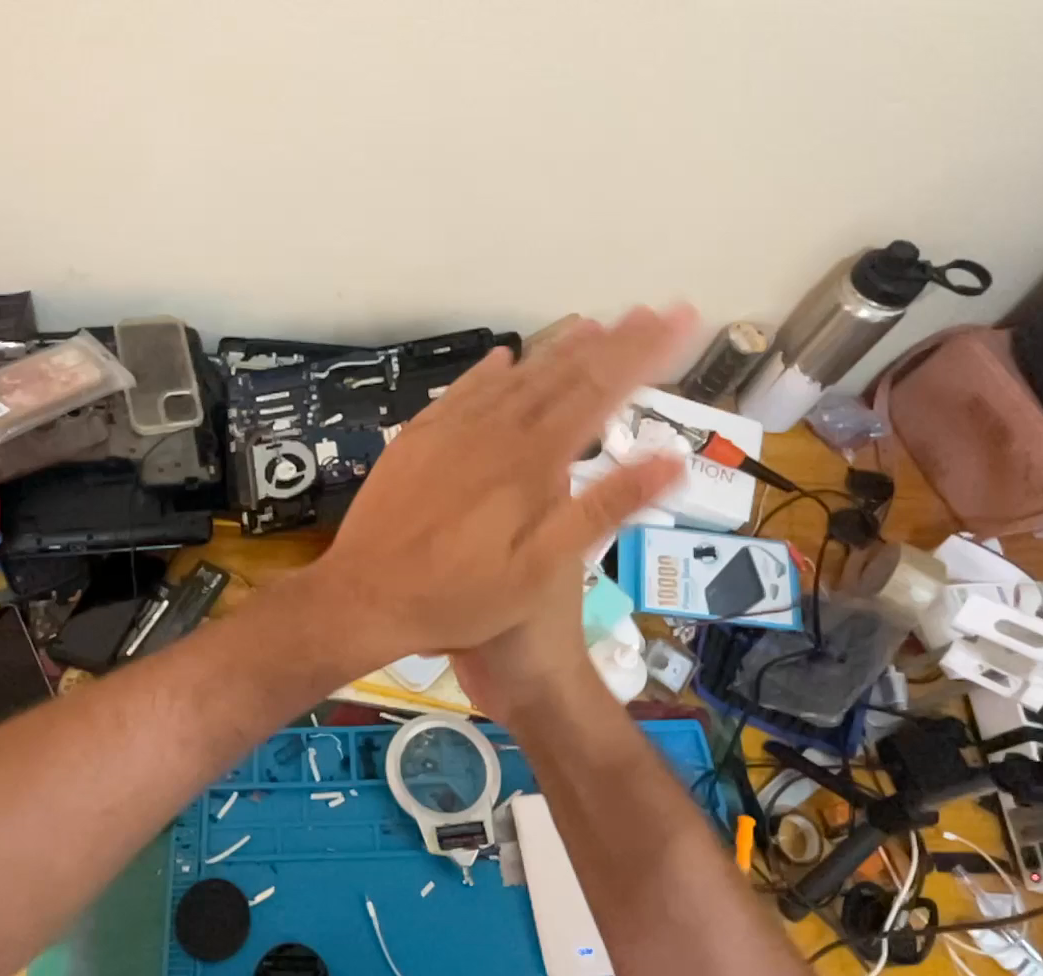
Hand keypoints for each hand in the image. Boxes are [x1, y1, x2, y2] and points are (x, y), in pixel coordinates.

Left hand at [308, 306, 691, 669]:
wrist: (362, 597)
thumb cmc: (455, 598)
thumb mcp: (538, 571)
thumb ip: (600, 511)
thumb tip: (669, 461)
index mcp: (529, 462)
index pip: (598, 392)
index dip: (643, 355)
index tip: (680, 321)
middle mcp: (491, 432)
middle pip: (560, 374)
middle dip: (611, 343)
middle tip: (651, 311)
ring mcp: (448, 432)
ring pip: (512, 377)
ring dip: (555, 350)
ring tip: (592, 324)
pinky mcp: (415, 441)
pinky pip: (460, 392)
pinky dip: (488, 371)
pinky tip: (503, 357)